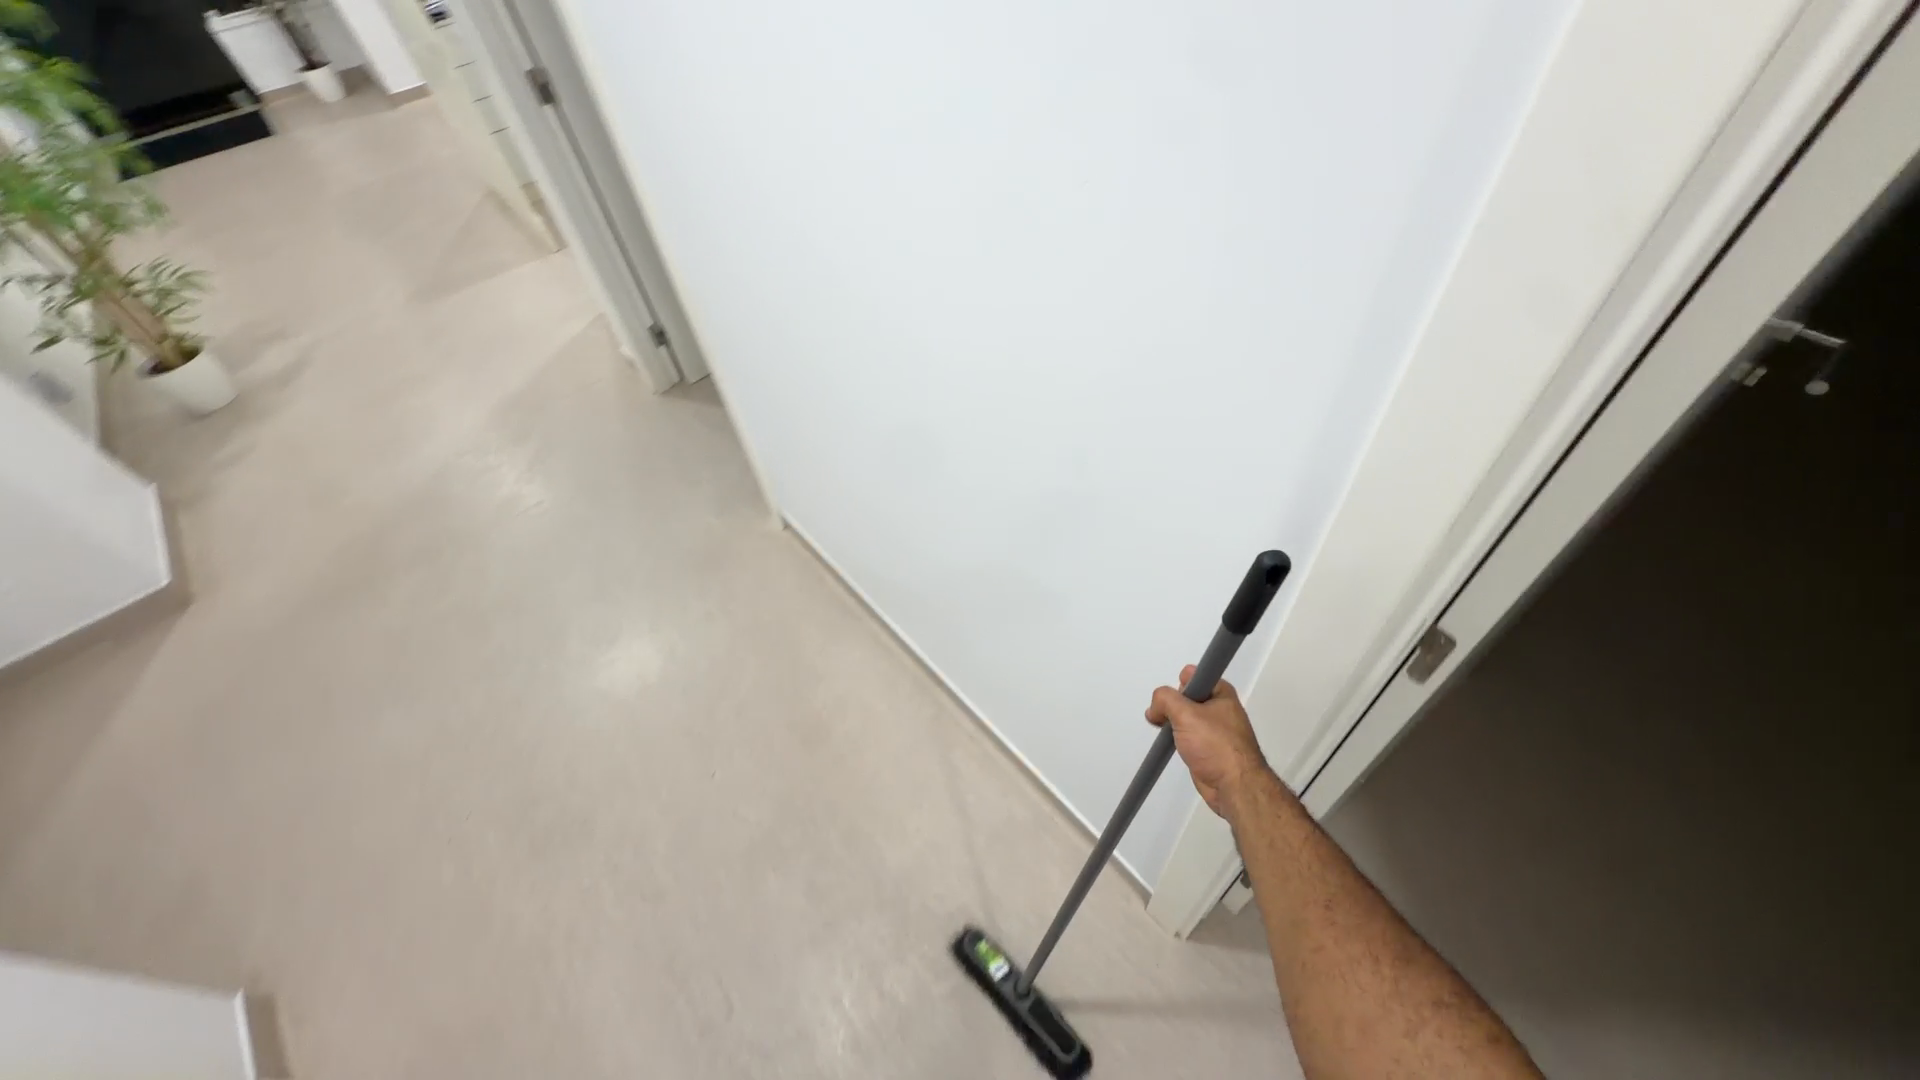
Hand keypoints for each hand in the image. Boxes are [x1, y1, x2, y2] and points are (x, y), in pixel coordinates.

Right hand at [1146, 665, 1268, 817]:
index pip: (1195, 675)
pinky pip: (1187, 734)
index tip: (1171, 699)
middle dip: (1171, 704)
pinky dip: (1175, 736)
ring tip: (1162, 728)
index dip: (1179, 683)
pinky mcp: (1208, 748)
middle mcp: (1220, 708)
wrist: (1233, 786)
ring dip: (1171, 721)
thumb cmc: (1214, 744)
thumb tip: (1155, 707)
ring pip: (1185, 716)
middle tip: (1164, 715)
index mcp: (1222, 693)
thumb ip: (1165, 699)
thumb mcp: (1186, 713)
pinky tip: (1169, 743)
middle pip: (1187, 696)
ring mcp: (1214, 729)